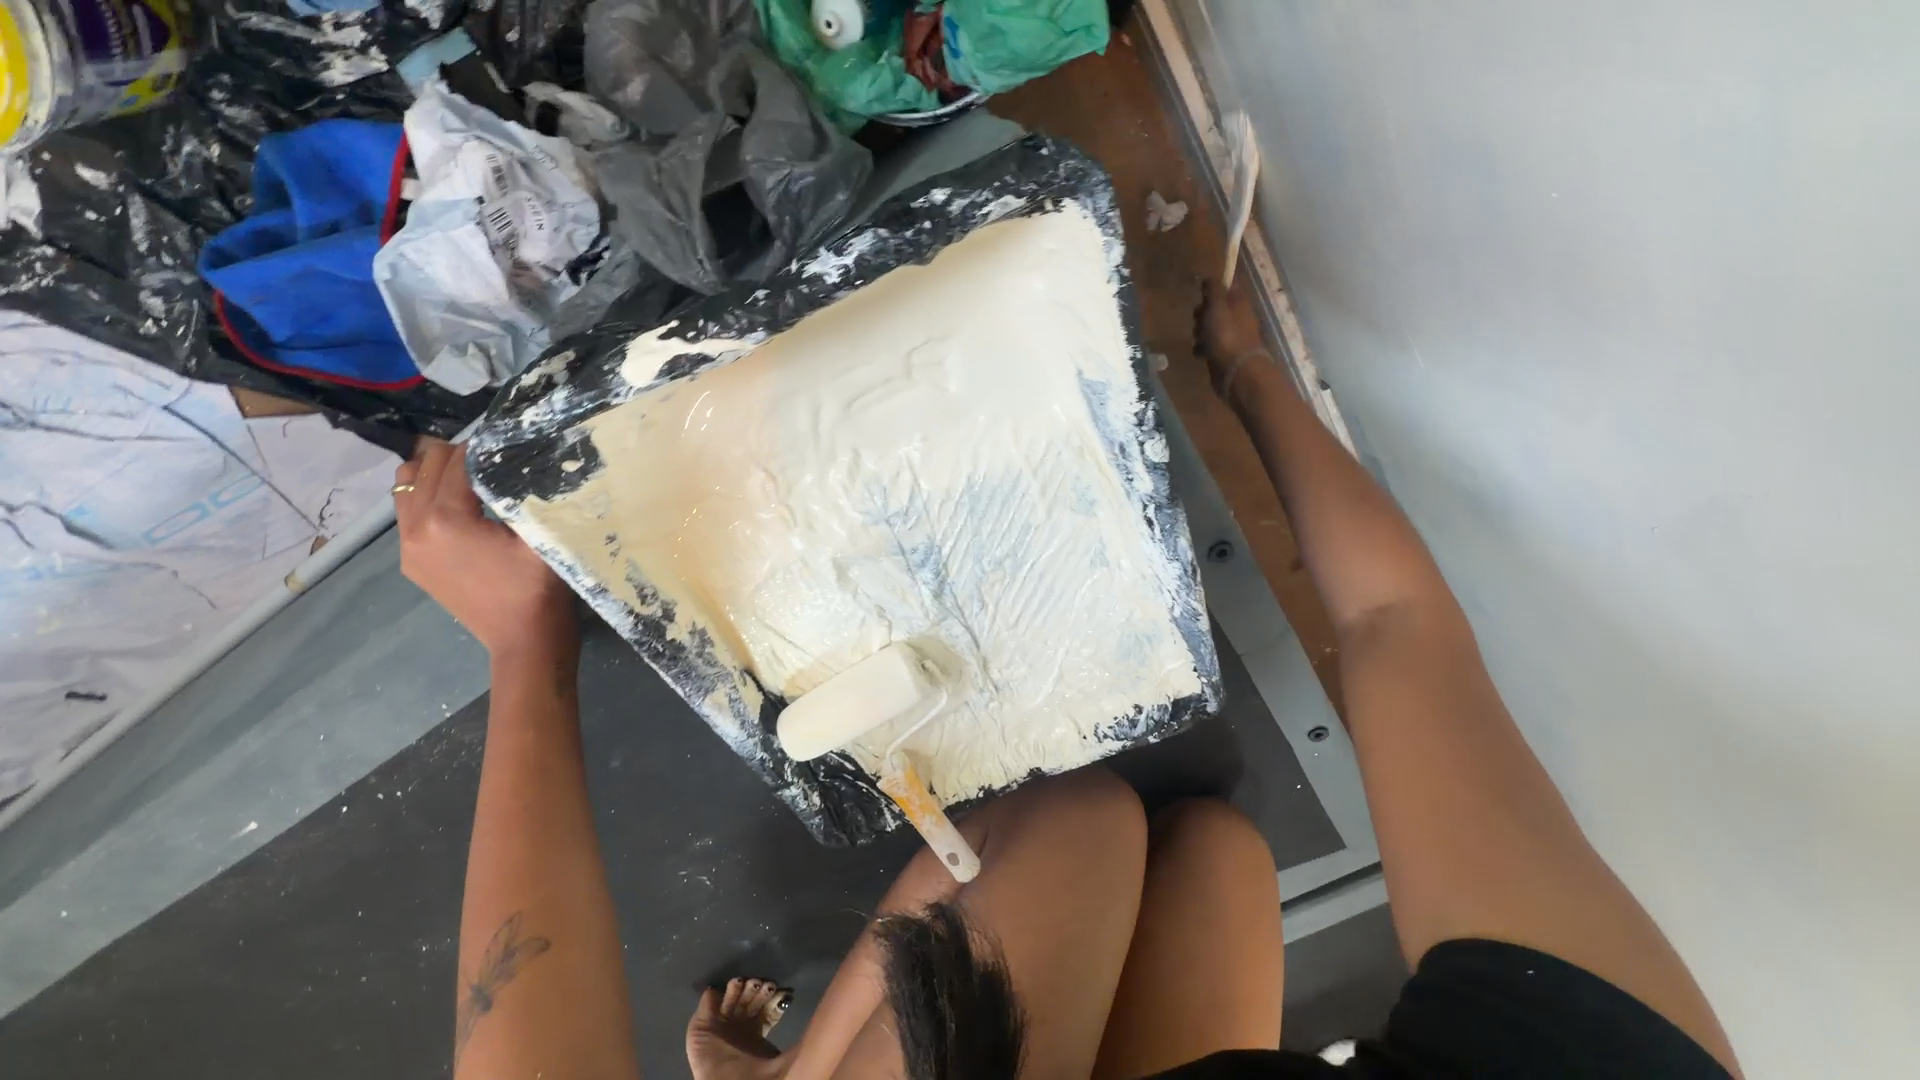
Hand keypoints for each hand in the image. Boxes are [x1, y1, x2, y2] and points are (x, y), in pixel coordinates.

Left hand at [395, 439, 576, 662]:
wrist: (524, 641)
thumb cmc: (538, 587)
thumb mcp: (539, 534)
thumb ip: (521, 492)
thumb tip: (518, 457)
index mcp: (446, 519)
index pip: (458, 461)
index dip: (485, 445)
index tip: (508, 439)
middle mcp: (415, 528)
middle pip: (425, 466)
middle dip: (459, 456)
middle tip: (495, 457)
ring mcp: (407, 548)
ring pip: (406, 486)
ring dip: (437, 474)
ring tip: (473, 479)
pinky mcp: (412, 563)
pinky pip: (408, 513)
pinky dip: (429, 498)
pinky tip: (463, 508)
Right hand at [1194, 278, 1284, 407]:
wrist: (1237, 371)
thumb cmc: (1227, 335)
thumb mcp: (1218, 306)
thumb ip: (1213, 289)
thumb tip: (1209, 276)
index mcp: (1239, 301)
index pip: (1227, 285)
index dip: (1213, 287)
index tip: (1201, 292)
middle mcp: (1237, 316)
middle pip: (1214, 307)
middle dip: (1201, 313)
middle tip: (1198, 320)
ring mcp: (1231, 335)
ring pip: (1209, 327)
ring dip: (1199, 332)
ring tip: (1197, 340)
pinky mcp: (1224, 352)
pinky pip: (1209, 345)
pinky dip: (1202, 348)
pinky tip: (1199, 353)